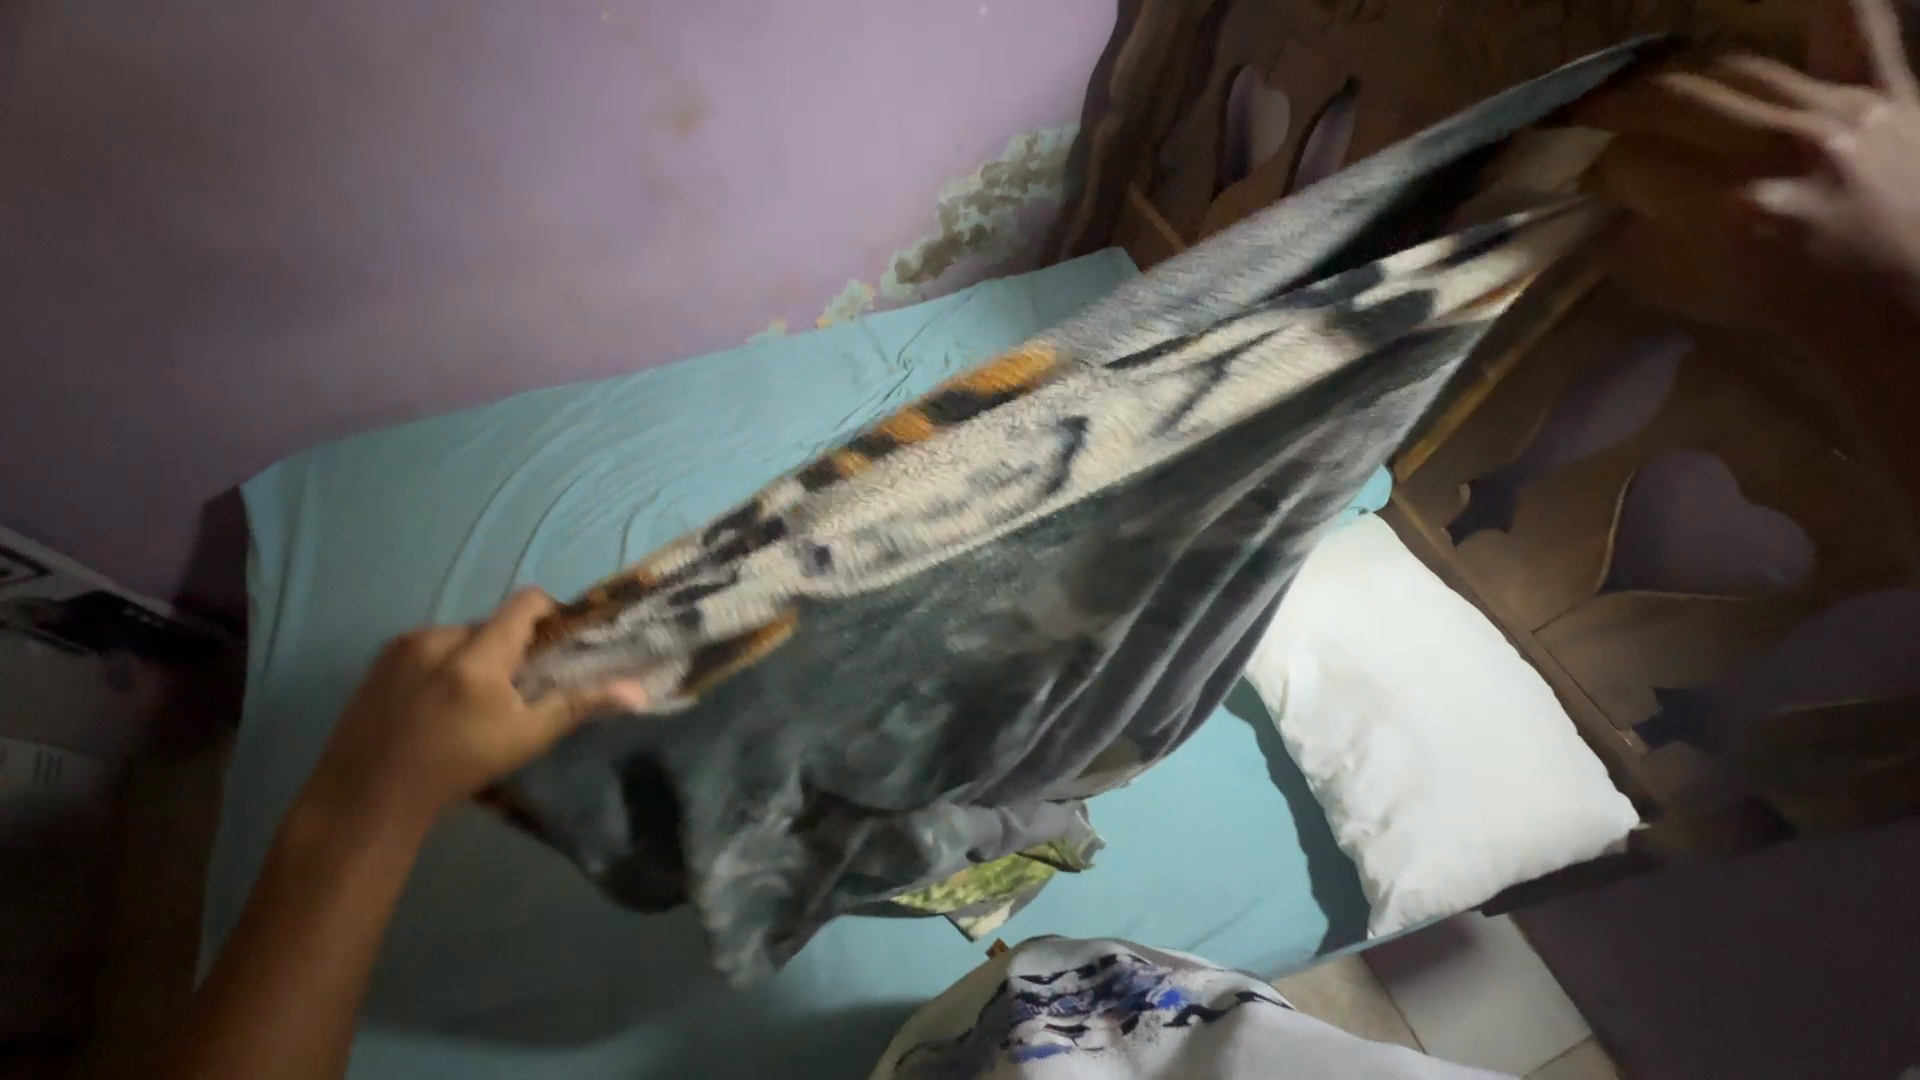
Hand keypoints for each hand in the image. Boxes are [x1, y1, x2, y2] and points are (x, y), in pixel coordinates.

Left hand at [302, 588, 647, 830]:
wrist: (366, 799)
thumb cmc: (457, 767)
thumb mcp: (527, 737)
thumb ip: (579, 705)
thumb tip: (638, 692)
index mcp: (476, 655)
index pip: (525, 603)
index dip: (550, 613)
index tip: (556, 643)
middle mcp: (437, 639)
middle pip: (493, 623)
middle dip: (510, 646)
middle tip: (515, 686)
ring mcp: (401, 648)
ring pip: (459, 636)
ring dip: (476, 656)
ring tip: (472, 700)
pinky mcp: (376, 663)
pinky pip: (427, 648)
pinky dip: (443, 666)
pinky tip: (437, 705)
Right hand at [1575, 0, 1919, 359]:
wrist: (1895, 293)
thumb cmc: (1774, 299)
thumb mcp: (1676, 288)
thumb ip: (1626, 244)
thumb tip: (1593, 209)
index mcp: (1721, 208)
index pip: (1626, 163)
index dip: (1591, 171)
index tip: (1580, 183)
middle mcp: (1777, 148)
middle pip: (1667, 101)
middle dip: (1610, 111)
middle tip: (1584, 121)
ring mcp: (1838, 108)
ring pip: (1731, 65)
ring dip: (1675, 78)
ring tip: (1648, 94)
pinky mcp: (1887, 86)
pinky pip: (1852, 20)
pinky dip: (1807, 7)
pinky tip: (1757, 6)